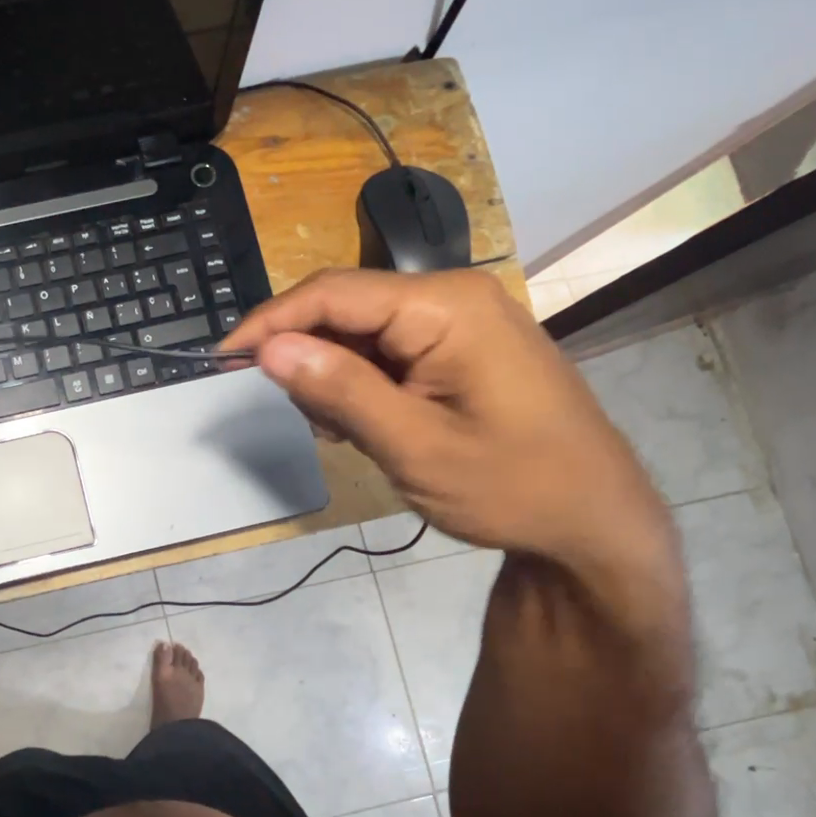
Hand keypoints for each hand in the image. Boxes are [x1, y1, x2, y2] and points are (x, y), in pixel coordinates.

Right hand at [221, 268, 668, 570]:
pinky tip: (370, 426)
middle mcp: (452, 298)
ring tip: (343, 434)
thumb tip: (268, 348)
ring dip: (334, 377)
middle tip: (303, 420)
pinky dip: (362, 385)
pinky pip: (389, 350)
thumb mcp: (414, 445)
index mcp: (445, 307)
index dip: (270, 323)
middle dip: (306, 356)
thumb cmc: (512, 487)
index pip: (331, 293)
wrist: (594, 523)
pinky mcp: (462, 348)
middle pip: (344, 307)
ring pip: (361, 332)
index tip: (221, 360)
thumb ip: (339, 390)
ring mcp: (461, 321)